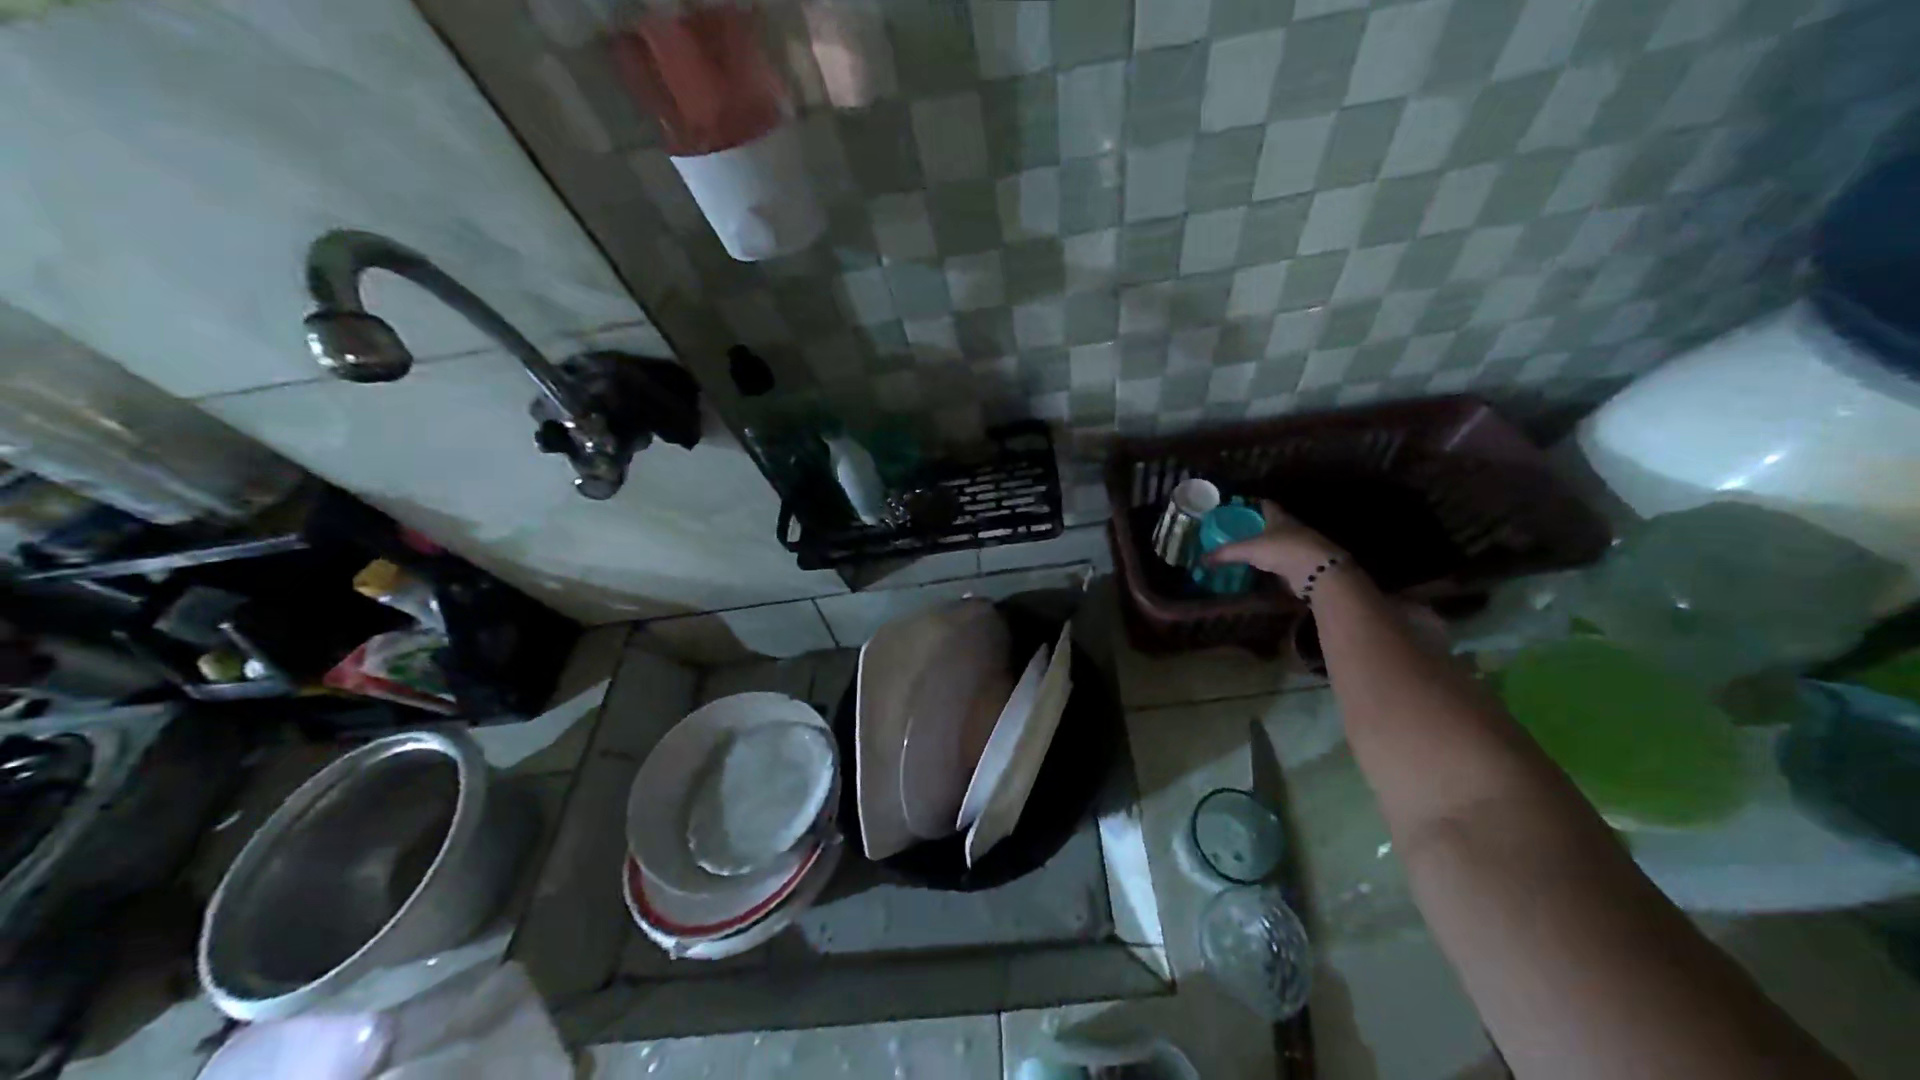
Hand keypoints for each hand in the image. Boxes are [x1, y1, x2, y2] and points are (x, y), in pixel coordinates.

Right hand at [1204, 500, 1347, 595]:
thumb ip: (1226, 553)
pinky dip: (1273, 563)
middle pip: (1272, 523)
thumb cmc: (1283, 550)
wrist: (1318, 571)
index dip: (1252, 504)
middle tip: (1237, 530)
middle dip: (1257, 525)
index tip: (1239, 506)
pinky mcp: (1303, 563)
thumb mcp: (1249, 549)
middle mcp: (1291, 528)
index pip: (1265, 504)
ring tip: (1246, 550)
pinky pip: (1284, 560)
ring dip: (1266, 545)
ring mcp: (1299, 546)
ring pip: (1279, 542)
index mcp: (1279, 517)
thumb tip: (1201, 559)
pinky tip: (1261, 568)